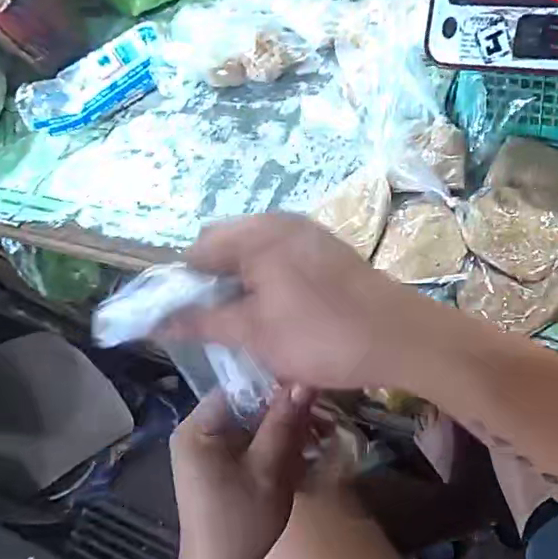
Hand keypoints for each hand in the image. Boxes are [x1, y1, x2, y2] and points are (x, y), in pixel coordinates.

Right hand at [170, 213, 452, 390]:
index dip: (183, 287)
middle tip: (220, 324)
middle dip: (214, 282)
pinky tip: (281, 311)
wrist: (401, 337)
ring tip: (250, 322)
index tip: (187, 321)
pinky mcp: (329, 249)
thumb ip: (201, 322)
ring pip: (256, 251)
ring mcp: (309, 232)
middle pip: (226, 245)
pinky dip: (270, 278)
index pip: (196, 251)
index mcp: (255, 234)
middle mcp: (280, 221)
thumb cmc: (321, 336)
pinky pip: (283, 255)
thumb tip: (156, 322)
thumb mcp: (254, 334)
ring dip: (243, 282)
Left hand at [170, 385, 320, 558]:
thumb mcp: (267, 470)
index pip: (238, 387)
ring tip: (320, 437)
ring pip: (254, 424)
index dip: (275, 385)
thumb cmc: (239, 524)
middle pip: (247, 405)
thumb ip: (283, 422)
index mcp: (197, 429)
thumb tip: (304, 380)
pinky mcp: (220, 465)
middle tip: (322, 419)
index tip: (311, 389)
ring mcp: (208, 450)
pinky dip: (275, 446)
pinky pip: (251, 442)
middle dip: (285, 411)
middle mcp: (197, 432)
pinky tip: (303, 453)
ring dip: (286, 429)